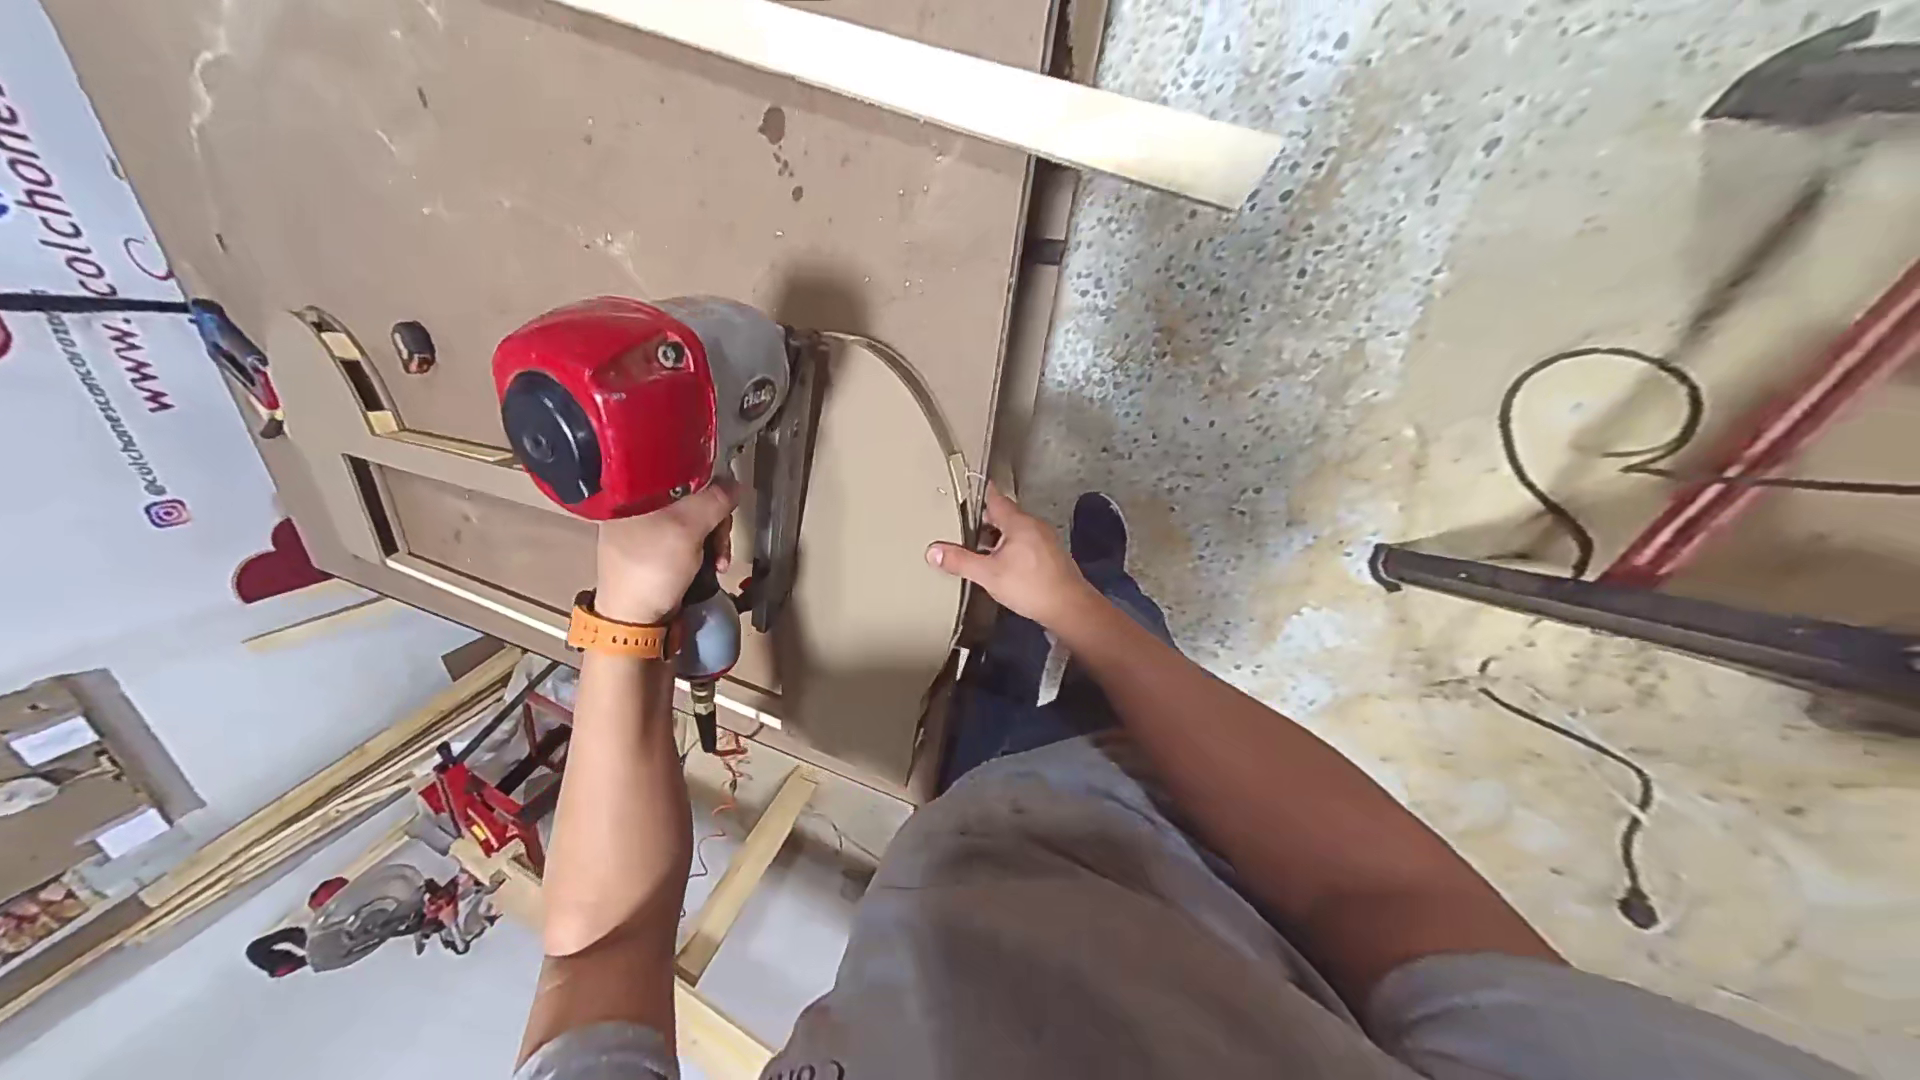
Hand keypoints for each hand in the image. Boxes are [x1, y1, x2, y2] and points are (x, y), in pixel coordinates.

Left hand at [595, 480, 737, 623]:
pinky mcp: (656, 553)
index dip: (706, 484)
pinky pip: (689, 541)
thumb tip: (734, 482)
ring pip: (695, 522)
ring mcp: (646, 532)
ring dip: (715, 541)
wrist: (635, 621)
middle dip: (715, 523)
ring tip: (719, 563)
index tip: (722, 504)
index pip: (678, 471)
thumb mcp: (688, 529)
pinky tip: (712, 567)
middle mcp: (637, 508)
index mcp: (632, 494)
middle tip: (720, 543)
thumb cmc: (654, 568)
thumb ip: (714, 500)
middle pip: (692, 499)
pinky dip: (706, 552)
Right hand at [925, 483, 1100, 629]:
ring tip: (980, 549)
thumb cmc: (1031, 587)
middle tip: (965, 527)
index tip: (969, 487)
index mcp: (1019, 523)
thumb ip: (960, 561)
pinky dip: (1011, 548)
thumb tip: (933, 552)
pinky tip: (1003, 565)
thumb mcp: (988, 575)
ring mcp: (1045, 540)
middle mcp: (1034, 526)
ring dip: (998, 537)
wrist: (1069, 607)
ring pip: (1015, 531)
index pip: (996, 498)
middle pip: (1005, 515)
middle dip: (985, 521)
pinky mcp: (1050, 556)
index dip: (981, 493)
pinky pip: (1026, 543)